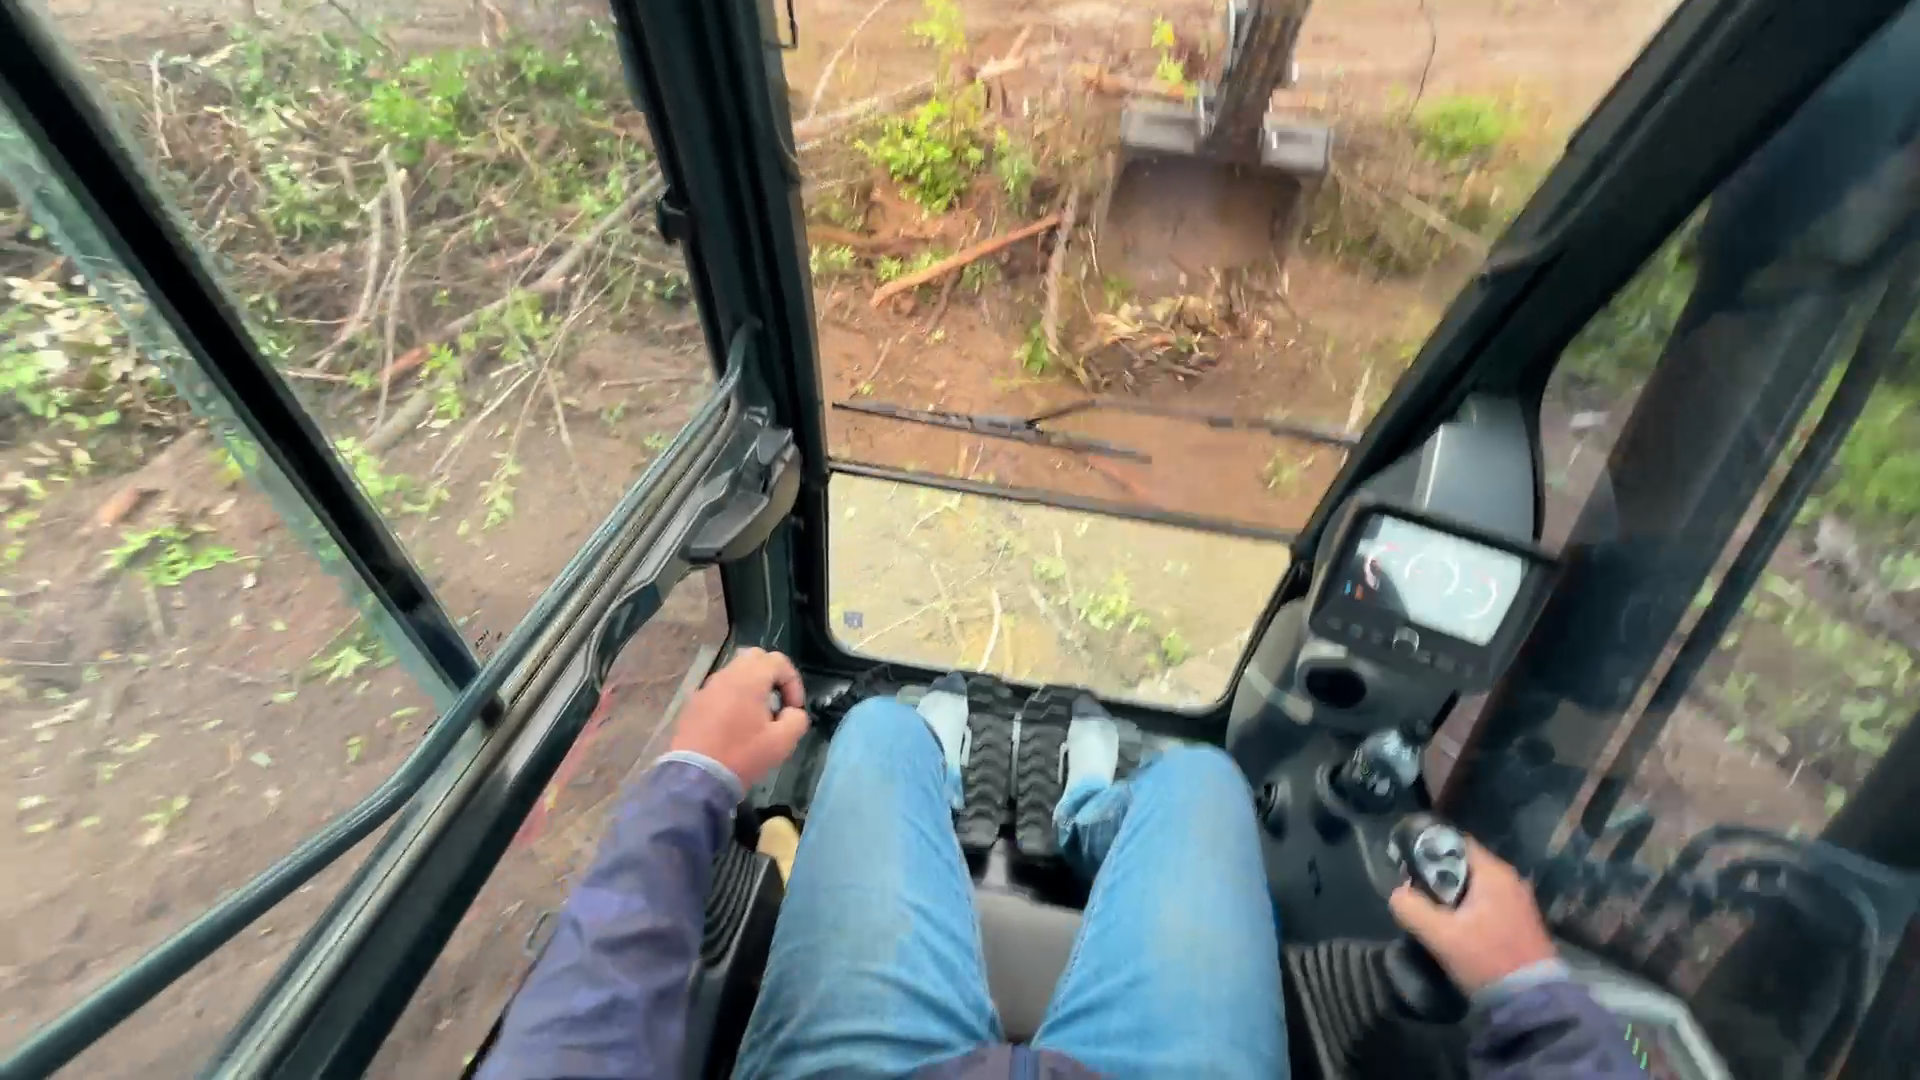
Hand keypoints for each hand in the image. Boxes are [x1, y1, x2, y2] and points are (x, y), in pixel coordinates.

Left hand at [668, 647, 809, 788]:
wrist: (695, 777)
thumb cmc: (742, 755)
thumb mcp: (782, 742)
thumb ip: (797, 719)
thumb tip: (791, 712)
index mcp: (750, 679)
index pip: (778, 661)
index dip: (793, 681)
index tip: (794, 708)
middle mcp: (727, 676)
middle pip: (755, 657)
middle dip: (772, 675)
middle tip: (777, 701)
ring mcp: (707, 688)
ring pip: (735, 671)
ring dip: (752, 685)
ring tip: (756, 714)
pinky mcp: (693, 703)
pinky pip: (719, 688)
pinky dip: (733, 696)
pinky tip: (734, 723)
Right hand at [1388, 839, 1557, 994]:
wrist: (1535, 1006)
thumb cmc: (1487, 959)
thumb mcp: (1439, 934)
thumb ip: (1410, 907)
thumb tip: (1398, 893)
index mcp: (1494, 873)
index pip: (1453, 841)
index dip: (1426, 847)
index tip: (1405, 861)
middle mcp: (1510, 880)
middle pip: (1461, 862)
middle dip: (1435, 872)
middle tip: (1413, 886)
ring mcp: (1518, 901)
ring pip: (1472, 883)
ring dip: (1449, 891)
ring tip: (1429, 906)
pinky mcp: (1520, 920)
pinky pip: (1484, 899)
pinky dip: (1465, 904)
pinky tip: (1452, 922)